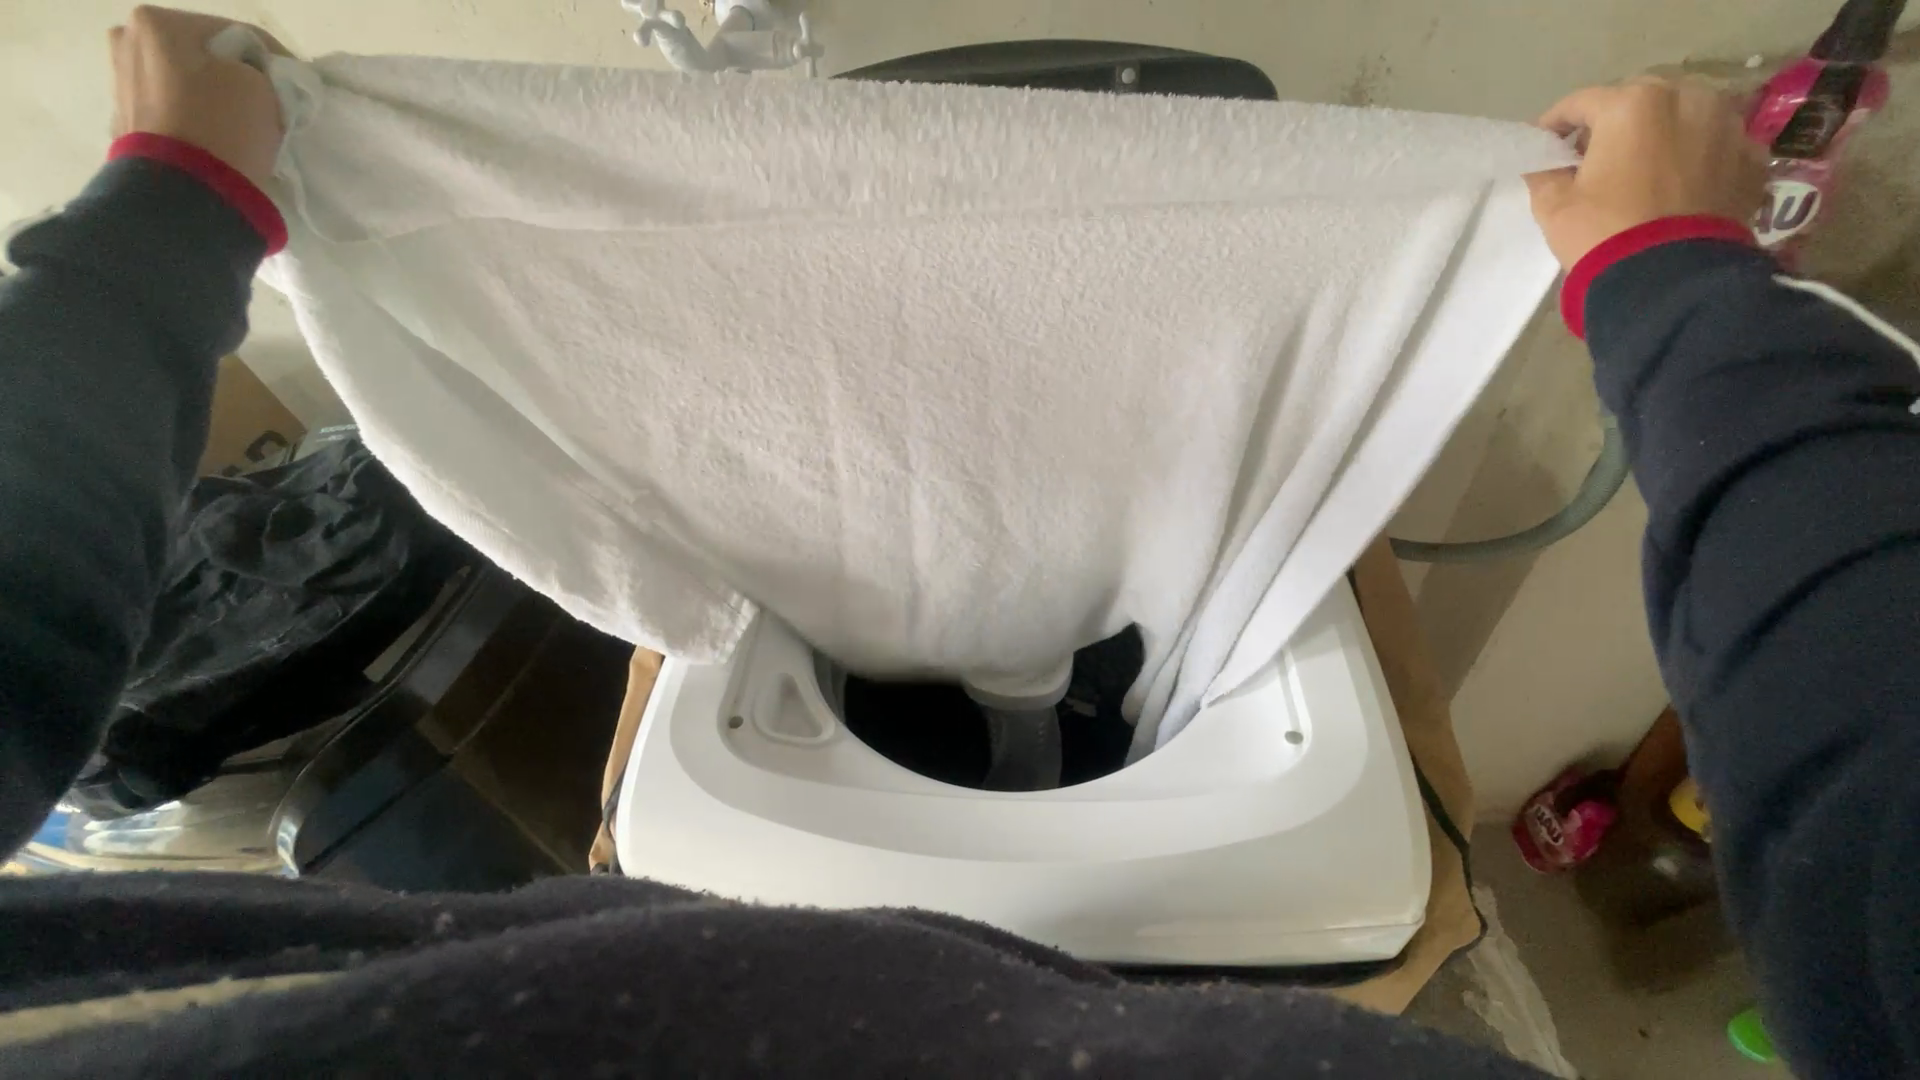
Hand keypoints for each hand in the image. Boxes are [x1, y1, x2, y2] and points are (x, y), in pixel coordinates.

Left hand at [110, 6, 286, 188]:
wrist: (189, 186)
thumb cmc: (225, 126)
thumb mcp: (263, 87)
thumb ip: (264, 72)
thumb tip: (260, 79)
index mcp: (157, 23)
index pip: (239, 35)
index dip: (278, 63)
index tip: (299, 91)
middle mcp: (129, 40)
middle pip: (208, 56)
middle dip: (242, 79)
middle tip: (273, 107)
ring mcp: (122, 79)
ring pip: (192, 80)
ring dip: (221, 98)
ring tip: (249, 125)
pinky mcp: (130, 116)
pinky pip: (179, 108)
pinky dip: (202, 116)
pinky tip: (222, 136)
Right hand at [1524, 78, 1766, 270]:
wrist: (1666, 273)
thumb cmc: (1600, 231)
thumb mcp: (1552, 205)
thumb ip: (1546, 173)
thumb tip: (1547, 162)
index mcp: (1632, 107)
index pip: (1581, 101)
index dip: (1555, 122)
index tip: (1544, 143)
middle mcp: (1687, 99)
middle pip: (1639, 97)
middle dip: (1613, 119)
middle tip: (1592, 152)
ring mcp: (1727, 124)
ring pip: (1684, 112)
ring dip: (1659, 130)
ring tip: (1639, 163)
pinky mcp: (1750, 155)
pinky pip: (1712, 142)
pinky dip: (1692, 153)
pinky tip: (1675, 179)